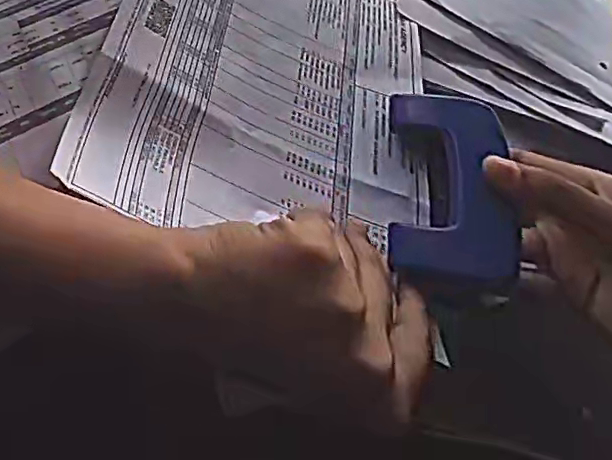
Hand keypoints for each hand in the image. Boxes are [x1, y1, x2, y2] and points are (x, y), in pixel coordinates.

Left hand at [170, 210, 430, 432]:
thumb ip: (362, 340)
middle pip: (387, 284)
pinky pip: (322, 220)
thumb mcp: (318, 365)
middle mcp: (368, 350)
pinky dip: (298, 221)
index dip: (414, 316)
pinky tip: (273, 239)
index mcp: (374, 392)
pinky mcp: (317, 252)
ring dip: (327, 241)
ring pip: (354, 245)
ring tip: (287, 257)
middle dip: (361, 264)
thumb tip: (392, 287)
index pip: (420, 350)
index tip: (410, 290)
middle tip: (331, 260)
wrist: (191, 301)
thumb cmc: (242, 338)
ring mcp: (344, 297)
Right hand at [483, 151, 611, 459]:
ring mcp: (570, 254)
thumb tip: (498, 167)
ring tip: (453, 234)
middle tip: (444, 198)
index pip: (529, 166)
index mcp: (590, 189)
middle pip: (515, 199)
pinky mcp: (566, 290)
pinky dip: (499, 271)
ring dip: (486, 235)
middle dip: (481, 197)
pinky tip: (479, 270)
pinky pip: (521, 274)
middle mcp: (575, 218)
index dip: (493, 160)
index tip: (454, 159)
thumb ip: (556, 197)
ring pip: (513, 235)